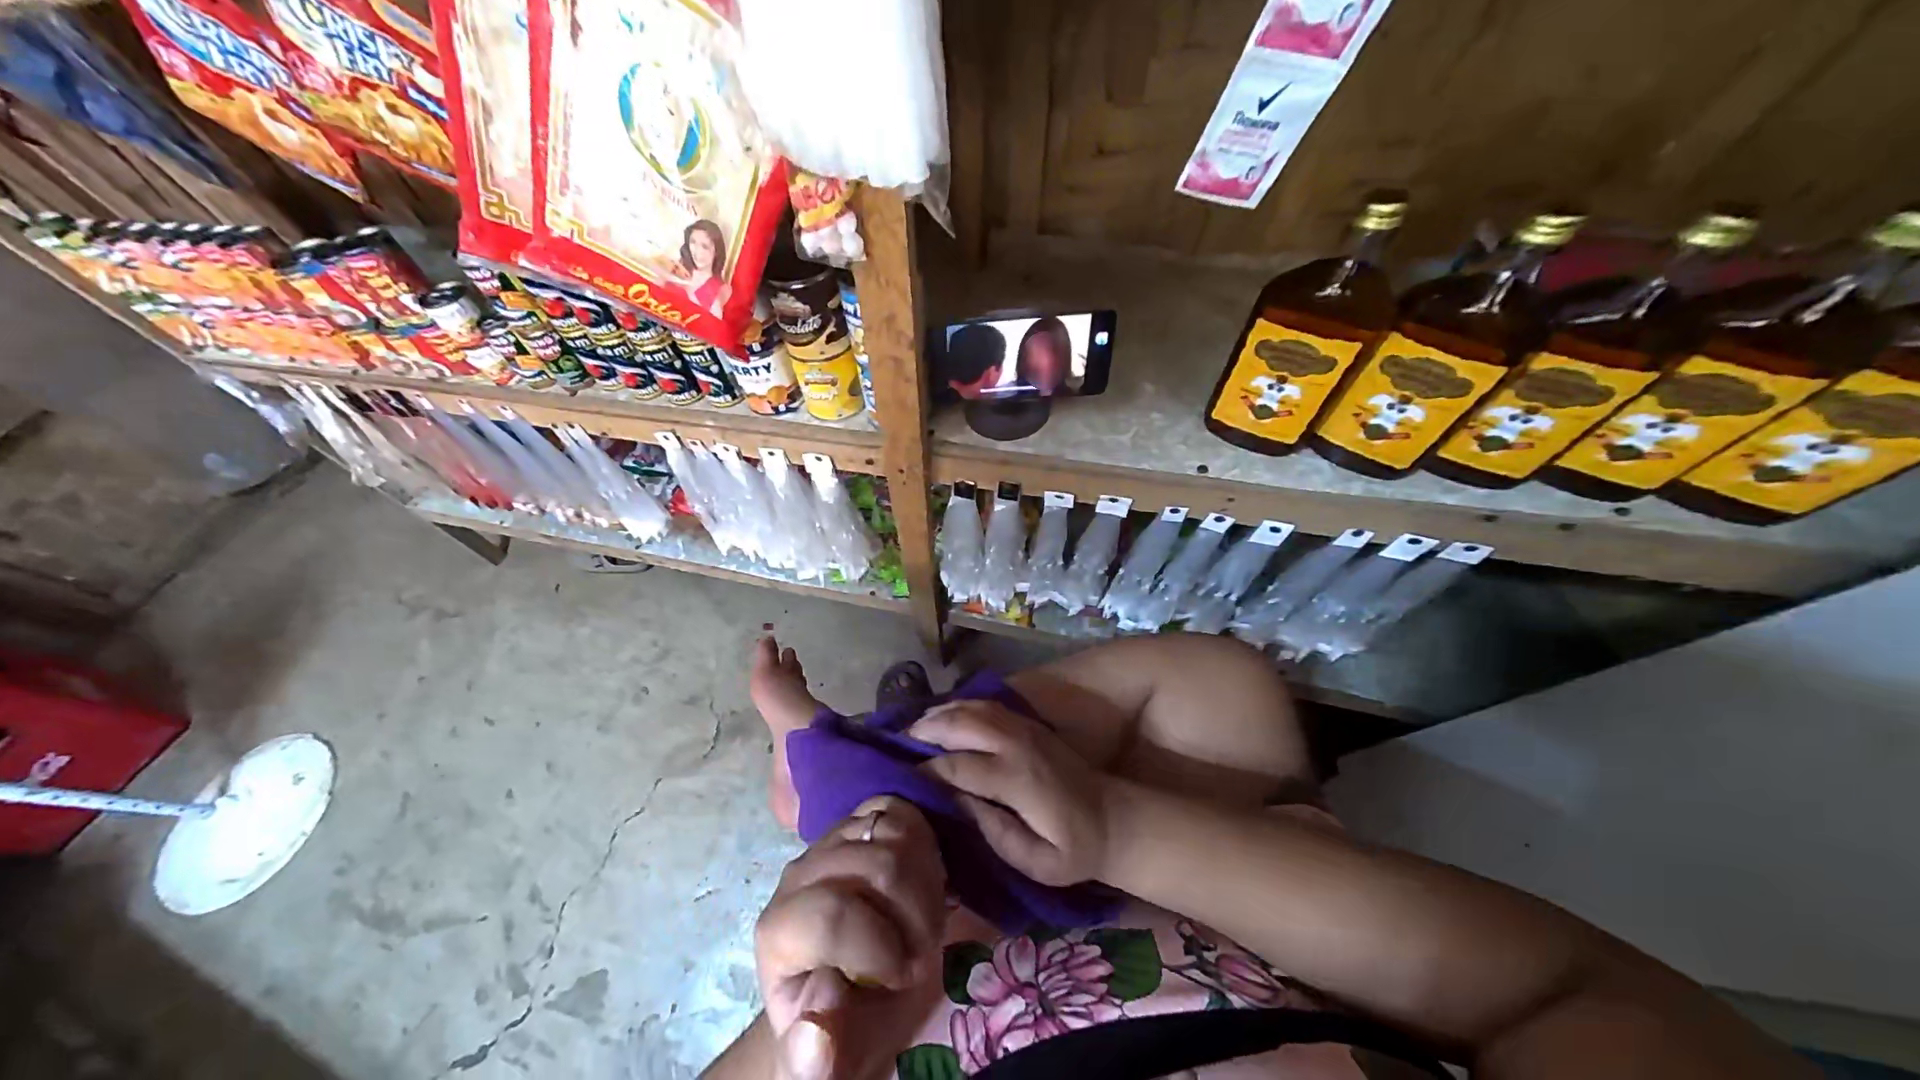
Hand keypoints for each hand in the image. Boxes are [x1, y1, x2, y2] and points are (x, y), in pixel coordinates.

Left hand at [756, 796, 945, 1079]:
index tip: (903, 977)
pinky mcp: (859, 821)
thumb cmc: (843, 1024)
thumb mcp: (833, 1056)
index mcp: (781, 930)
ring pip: (894, 833)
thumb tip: (816, 1036)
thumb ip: (818, 1057)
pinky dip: (923, 843)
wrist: (848, 987)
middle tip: (923, 950)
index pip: (832, 914)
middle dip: (916, 915)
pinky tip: (923, 879)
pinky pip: (900, 810)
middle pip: (876, 865)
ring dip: (926, 883)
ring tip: (924, 918)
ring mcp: (831, 841)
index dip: (881, 949)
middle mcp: (799, 874)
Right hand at [909, 699, 1113, 886]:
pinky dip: (959, 707)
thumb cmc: (1073, 851)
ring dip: (939, 715)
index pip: (957, 765)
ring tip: (911, 731)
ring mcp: (1025, 729)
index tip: (900, 782)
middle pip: (960, 724)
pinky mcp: (1029, 725)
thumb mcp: (1036, 861)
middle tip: (894, 748)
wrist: (1115, 820)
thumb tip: (954, 802)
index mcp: (1017, 779)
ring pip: (972, 707)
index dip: (925, 772)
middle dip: (924, 732)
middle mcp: (1018, 744)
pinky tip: (942, 719)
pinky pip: (987, 705)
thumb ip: (994, 833)